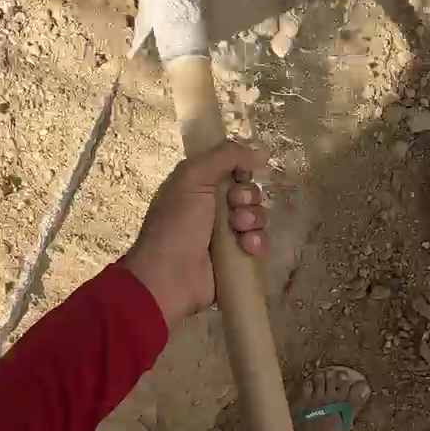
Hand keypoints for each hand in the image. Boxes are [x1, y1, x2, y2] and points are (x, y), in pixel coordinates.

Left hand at [122, 140, 268, 329]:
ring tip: (239, 233)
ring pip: (257, 216)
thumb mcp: (192, 178)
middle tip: (234, 207)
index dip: (241, 170)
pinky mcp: (237, 257)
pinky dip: (257, 242)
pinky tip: (247, 248)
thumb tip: (259, 151)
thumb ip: (224, 156)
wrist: (169, 278)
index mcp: (199, 185)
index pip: (233, 168)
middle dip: (247, 198)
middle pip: (248, 191)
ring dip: (253, 221)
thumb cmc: (176, 225)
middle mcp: (213, 207)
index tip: (240, 175)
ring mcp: (226, 233)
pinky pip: (260, 242)